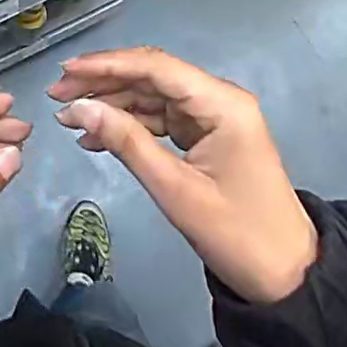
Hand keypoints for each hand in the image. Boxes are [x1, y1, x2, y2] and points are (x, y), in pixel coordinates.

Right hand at [49, 47, 317, 303]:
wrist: (288, 282)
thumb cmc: (238, 236)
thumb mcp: (176, 190)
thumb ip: (125, 142)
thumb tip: (78, 108)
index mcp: (222, 103)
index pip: (155, 67)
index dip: (107, 64)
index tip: (67, 70)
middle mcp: (217, 98)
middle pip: (149, 76)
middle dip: (102, 82)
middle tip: (58, 94)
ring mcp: (210, 115)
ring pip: (149, 95)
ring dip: (109, 104)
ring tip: (69, 116)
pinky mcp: (203, 133)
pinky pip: (157, 117)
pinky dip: (126, 124)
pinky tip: (94, 136)